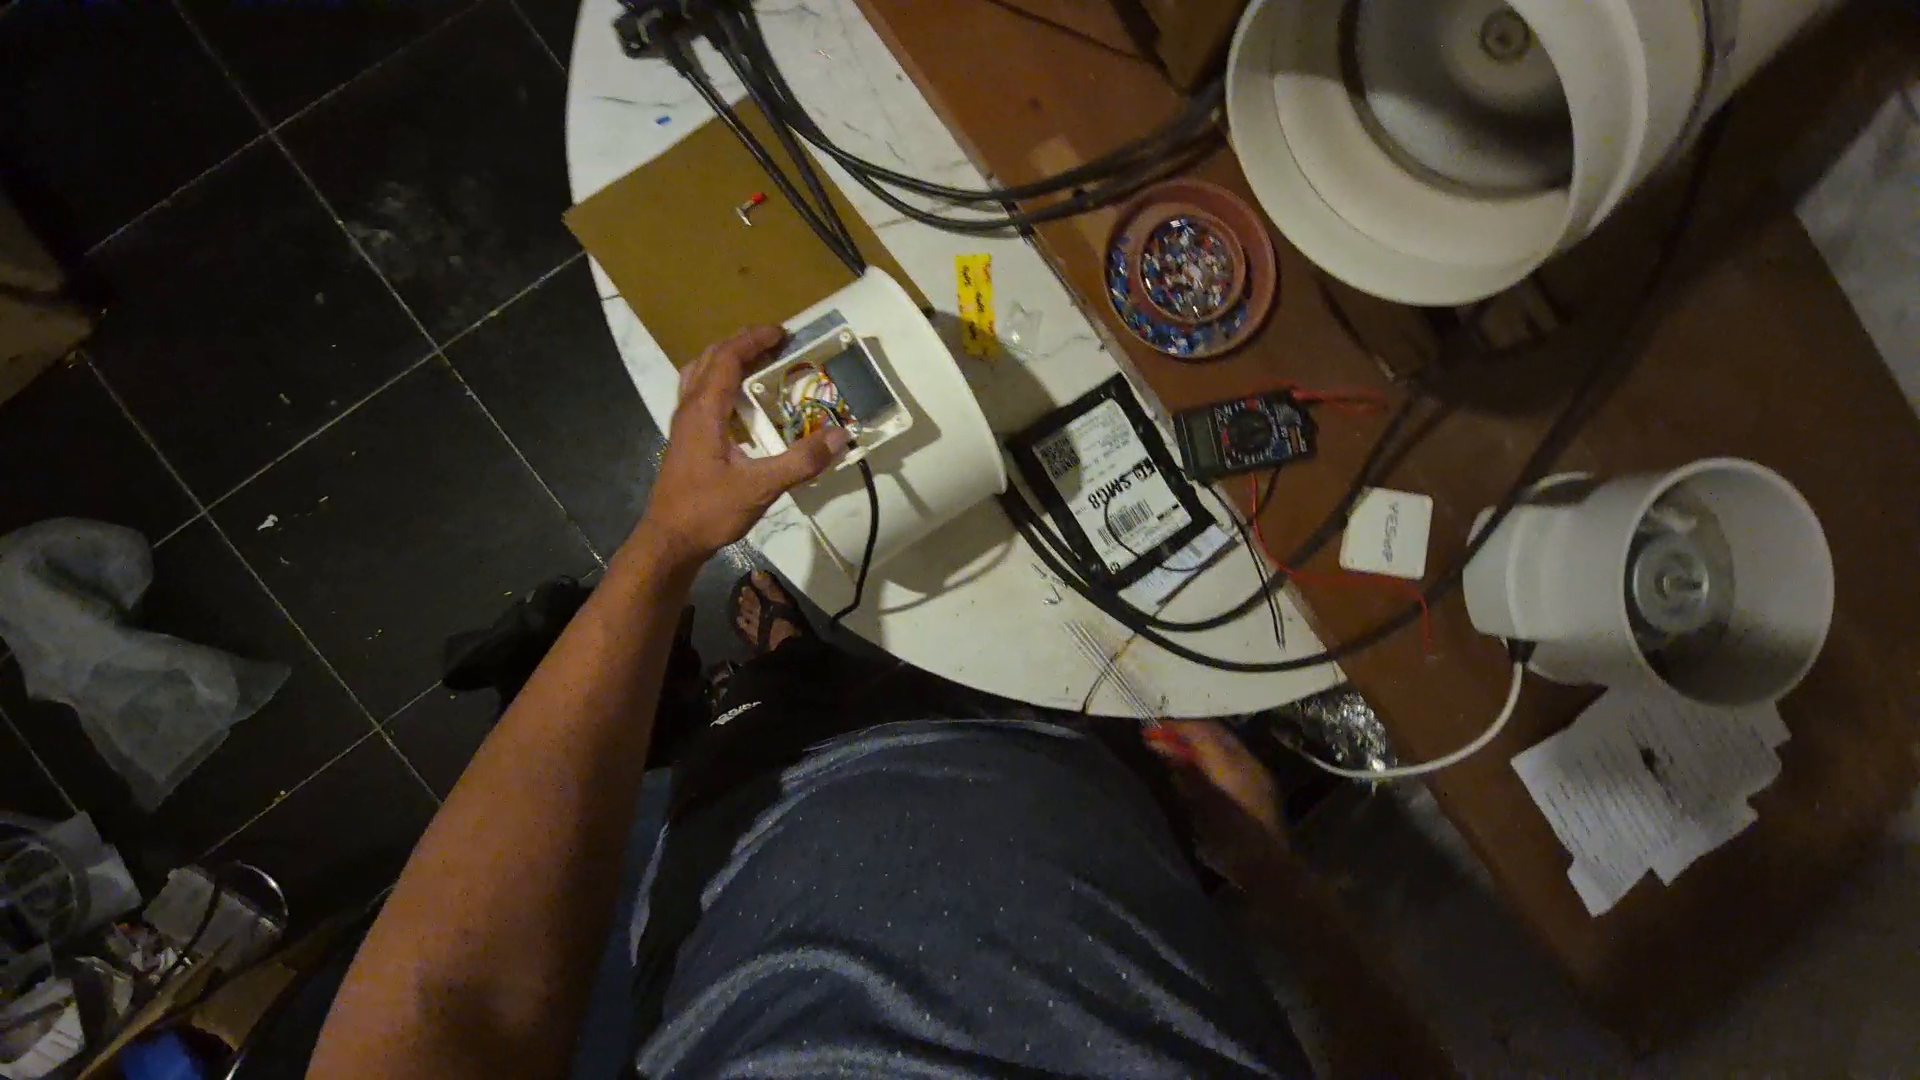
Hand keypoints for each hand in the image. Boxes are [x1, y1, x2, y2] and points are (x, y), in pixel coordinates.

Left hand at [641, 327, 847, 564]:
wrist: (670, 540)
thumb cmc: (709, 510)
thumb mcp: (761, 487)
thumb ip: (801, 461)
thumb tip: (841, 435)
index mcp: (705, 411)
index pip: (727, 359)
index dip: (754, 340)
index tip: (783, 333)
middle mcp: (690, 410)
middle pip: (710, 359)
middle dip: (742, 344)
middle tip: (775, 343)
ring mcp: (684, 425)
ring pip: (700, 375)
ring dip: (728, 361)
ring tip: (758, 363)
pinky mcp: (686, 440)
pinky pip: (701, 395)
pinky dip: (721, 383)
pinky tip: (741, 403)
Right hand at [1145, 721, 1286, 887]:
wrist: (1269, 870)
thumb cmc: (1228, 843)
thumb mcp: (1197, 809)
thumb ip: (1182, 773)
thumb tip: (1163, 747)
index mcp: (1230, 765)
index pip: (1200, 730)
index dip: (1174, 726)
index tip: (1150, 730)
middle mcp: (1247, 760)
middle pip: (1214, 731)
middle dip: (1185, 730)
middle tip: (1159, 735)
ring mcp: (1257, 771)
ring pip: (1224, 741)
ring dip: (1198, 740)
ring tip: (1174, 748)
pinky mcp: (1260, 783)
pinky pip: (1231, 754)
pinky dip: (1211, 752)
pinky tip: (1197, 765)